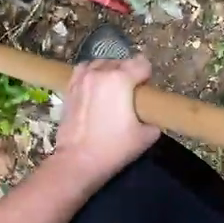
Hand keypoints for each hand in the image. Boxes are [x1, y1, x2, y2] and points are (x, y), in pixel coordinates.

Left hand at [49, 56, 159, 183]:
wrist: (78, 160)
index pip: (142, 64)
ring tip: (112, 90)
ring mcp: (82, 78)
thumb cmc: (114, 148)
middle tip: (130, 95)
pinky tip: (95, 88)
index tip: (145, 92)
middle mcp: (100, 72)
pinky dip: (92, 74)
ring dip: (109, 72)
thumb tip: (149, 117)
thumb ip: (153, 120)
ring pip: (101, 63)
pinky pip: (84, 70)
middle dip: (128, 74)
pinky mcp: (70, 87)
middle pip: (121, 62)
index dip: (147, 76)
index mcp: (121, 80)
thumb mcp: (146, 136)